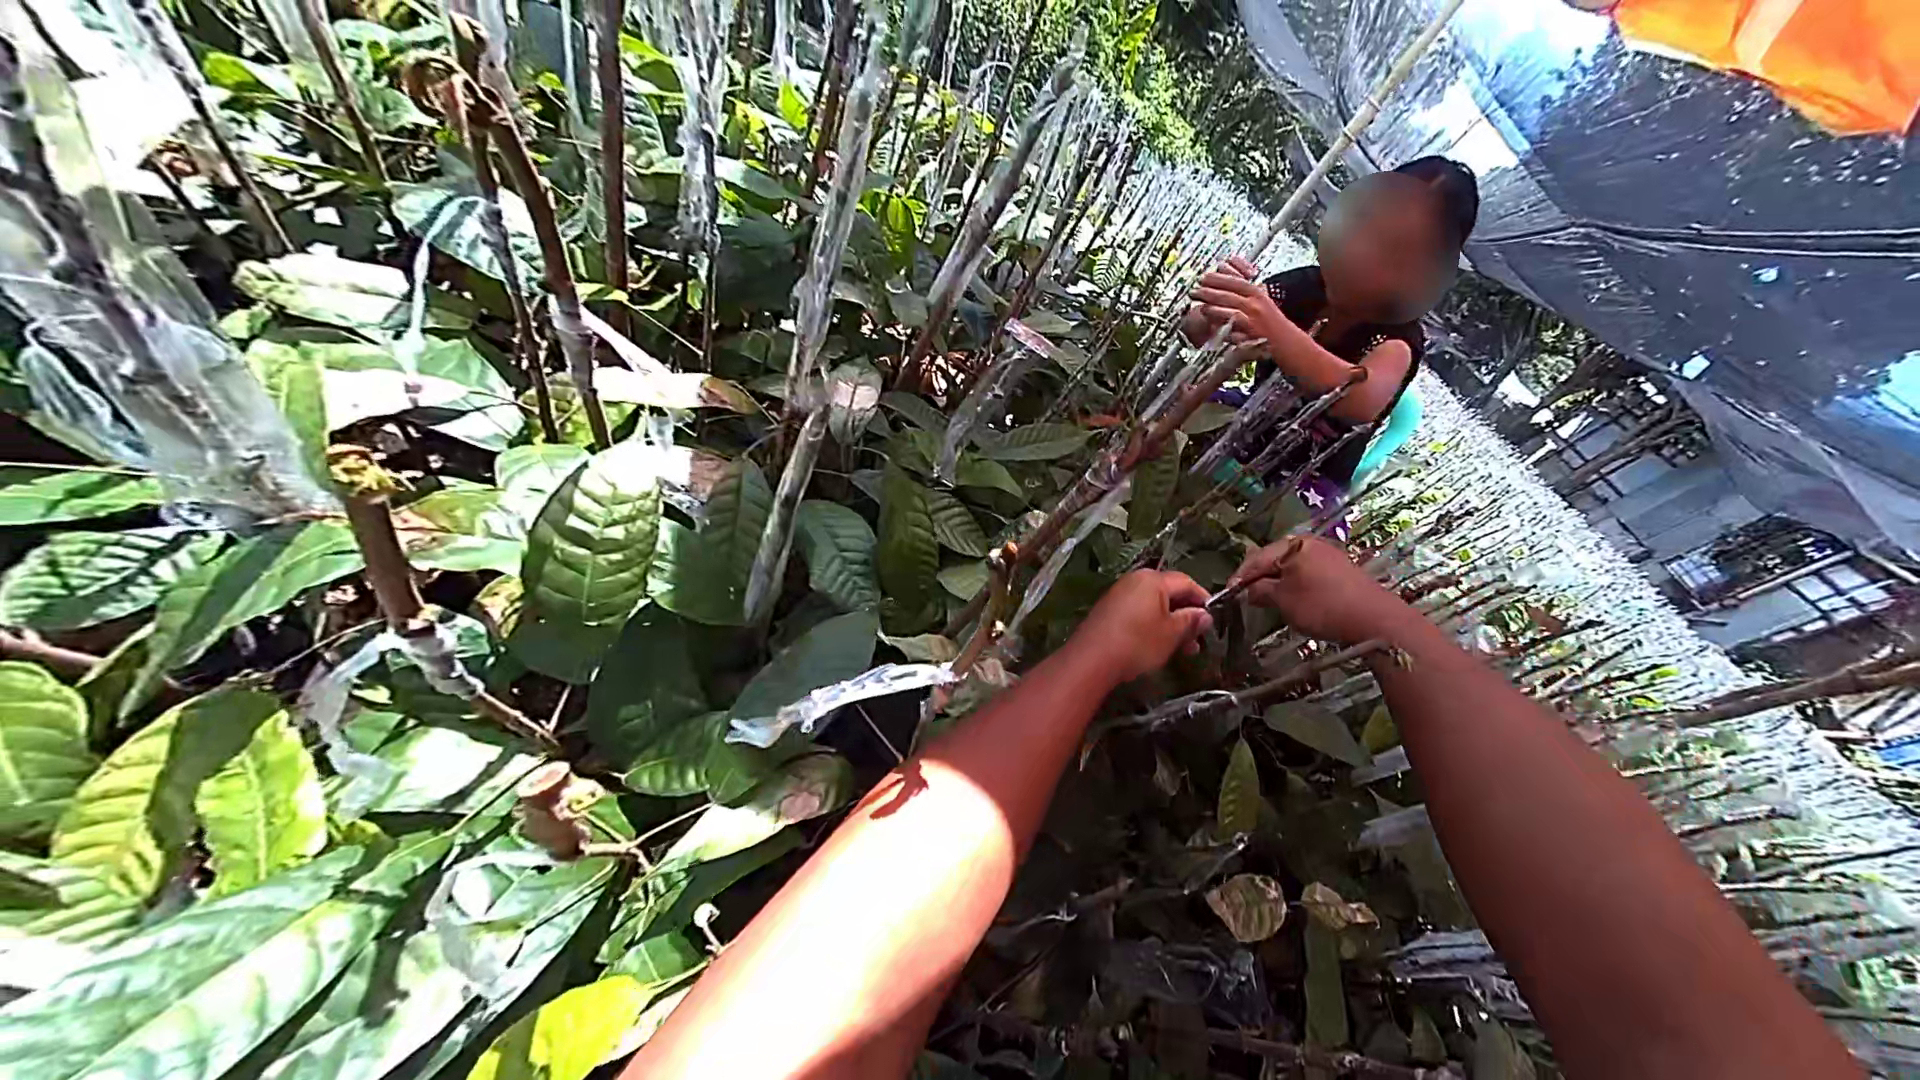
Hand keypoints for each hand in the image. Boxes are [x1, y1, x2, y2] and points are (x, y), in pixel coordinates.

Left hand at [1067, 570, 1213, 682]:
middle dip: (1186, 616)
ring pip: (1154, 605)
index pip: (1186, 582)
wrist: (1091, 659)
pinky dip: (1153, 625)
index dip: (1203, 599)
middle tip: (1198, 640)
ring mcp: (1119, 595)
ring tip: (1183, 650)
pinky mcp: (1109, 610)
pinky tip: (1159, 646)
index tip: (1213, 619)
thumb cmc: (1137, 642)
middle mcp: (1134, 581)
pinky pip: (1139, 612)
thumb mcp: (1171, 633)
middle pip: (1169, 593)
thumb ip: (1191, 621)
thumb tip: (1204, 615)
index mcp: (1152, 579)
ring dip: (1171, 624)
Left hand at [1189, 268, 1290, 345]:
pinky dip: (1222, 320)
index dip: (1219, 278)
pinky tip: (1210, 319)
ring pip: (1230, 306)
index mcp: (1258, 294)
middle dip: (1209, 290)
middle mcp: (1256, 303)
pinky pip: (1234, 323)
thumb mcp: (1262, 305)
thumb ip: (1246, 297)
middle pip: (1229, 293)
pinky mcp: (1250, 332)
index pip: (1236, 282)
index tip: (1205, 277)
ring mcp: (1253, 317)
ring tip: (1198, 303)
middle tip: (1194, 290)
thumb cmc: (1272, 326)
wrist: (1287, 342)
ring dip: (1212, 304)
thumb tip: (1228, 290)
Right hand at [1229, 536, 1413, 644]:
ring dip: (1276, 581)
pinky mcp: (1341, 570)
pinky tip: (1293, 598)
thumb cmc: (1321, 606)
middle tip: (1245, 596)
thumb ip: (1259, 591)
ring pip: (1291, 566)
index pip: (1255, 559)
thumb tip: (1248, 590)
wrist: (1376, 620)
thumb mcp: (1282, 600)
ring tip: (1267, 599)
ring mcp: (1328, 555)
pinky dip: (1295, 584)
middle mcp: (1310, 544)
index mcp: (1293, 545)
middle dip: (1258, 577)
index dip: (1239, 578)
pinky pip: (1307, 573)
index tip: (1228, 595)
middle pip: (1273, 559)